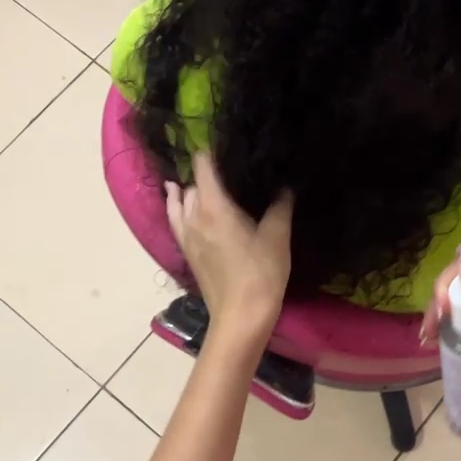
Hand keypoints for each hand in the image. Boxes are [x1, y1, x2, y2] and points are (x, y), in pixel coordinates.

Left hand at [165, 154, 292, 344]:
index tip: (228, 142)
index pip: (204, 163)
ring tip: (206, 181)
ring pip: (180, 200)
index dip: (213, 149)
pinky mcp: (186, 250)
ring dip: (190, 189)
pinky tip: (183, 201)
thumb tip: (285, 185)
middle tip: (229, 168)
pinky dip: (177, 206)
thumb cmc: (261, 274)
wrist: (240, 317)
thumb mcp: (277, 236)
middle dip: (206, 172)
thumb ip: (280, 205)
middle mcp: (193, 215)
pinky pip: (175, 218)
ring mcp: (185, 234)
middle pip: (192, 181)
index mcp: (213, 205)